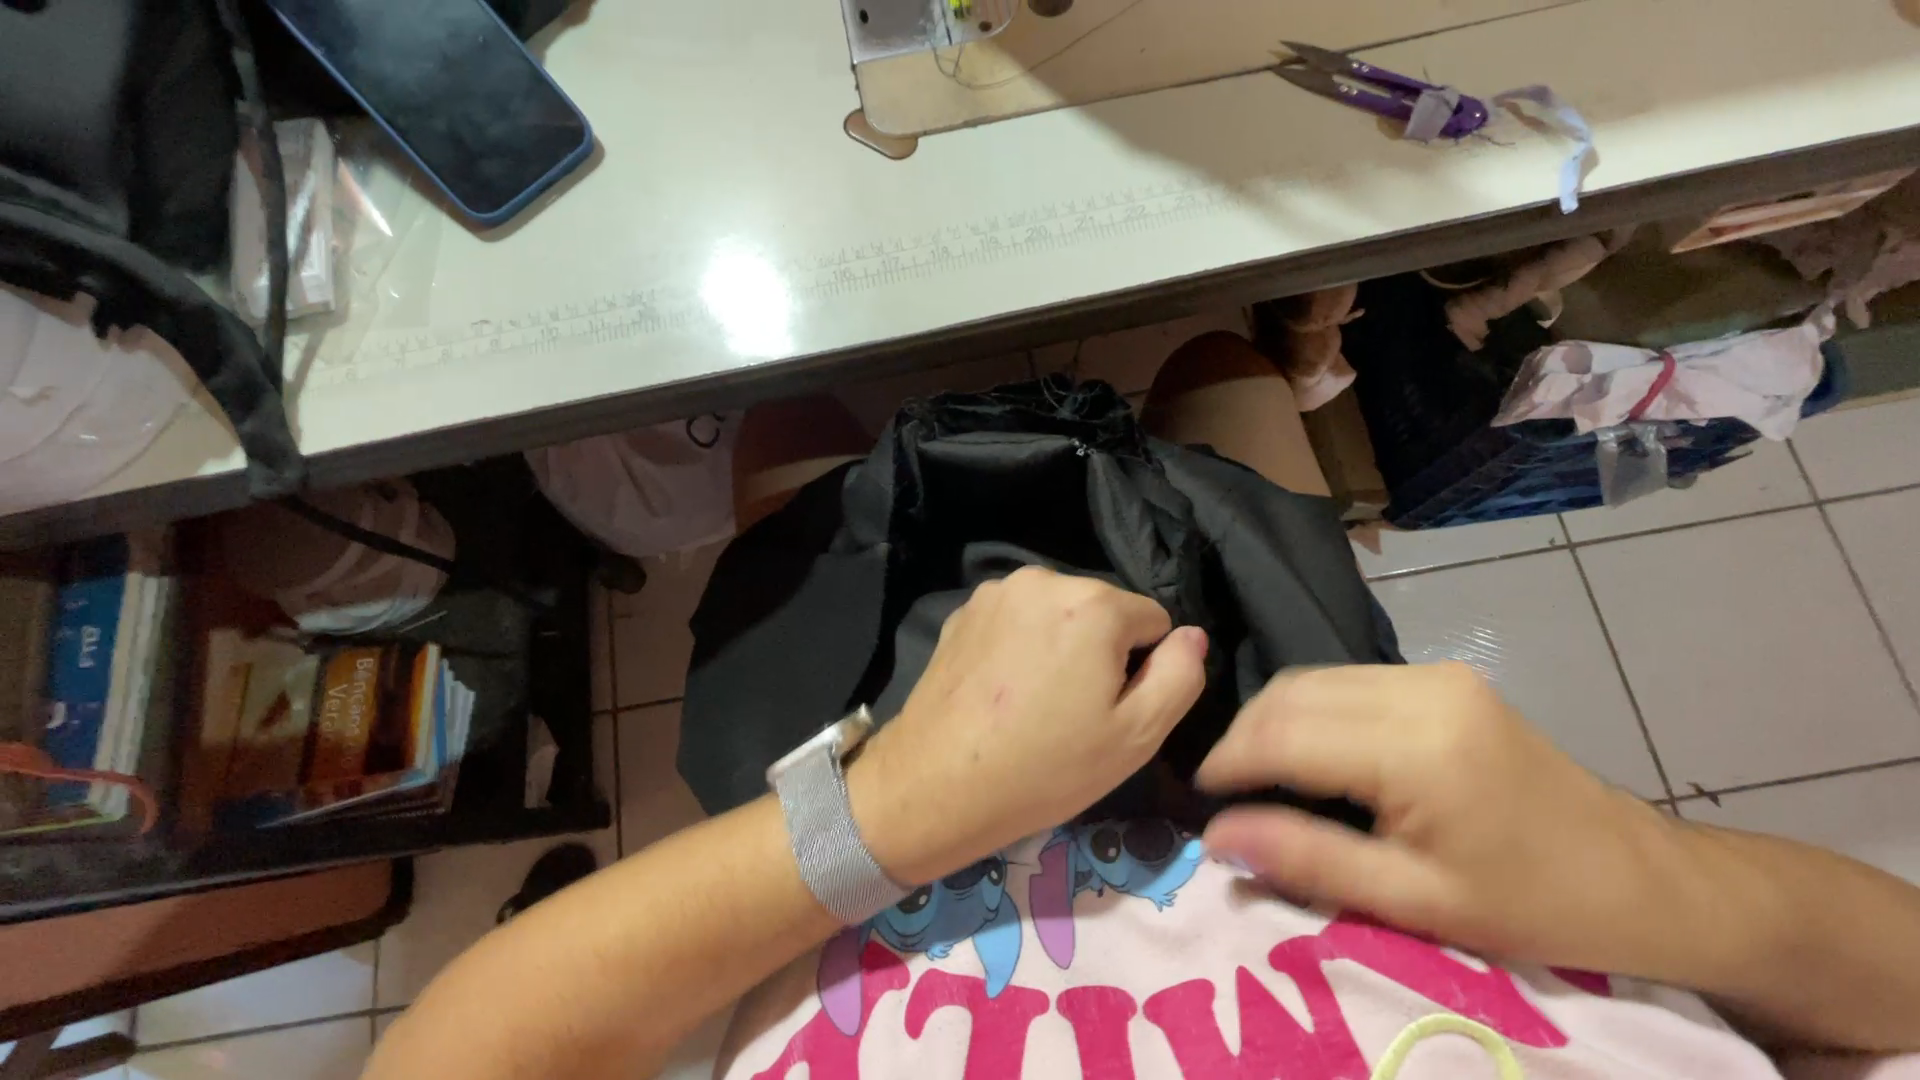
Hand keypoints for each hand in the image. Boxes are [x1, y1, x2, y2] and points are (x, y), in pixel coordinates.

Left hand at [848, 566, 1208, 885]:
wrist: (936, 784)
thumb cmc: (1047, 766)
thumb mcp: (1137, 735)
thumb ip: (1181, 675)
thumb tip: (1191, 635)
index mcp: (1093, 602)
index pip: (1153, 622)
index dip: (1141, 669)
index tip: (1110, 709)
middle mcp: (1043, 579)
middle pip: (1102, 612)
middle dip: (1100, 652)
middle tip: (1072, 711)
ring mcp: (996, 592)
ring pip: (1058, 614)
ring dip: (1059, 645)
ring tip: (1034, 703)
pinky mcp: (963, 611)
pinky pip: (1017, 620)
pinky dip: (1020, 645)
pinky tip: (1001, 691)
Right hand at [1196, 663, 1677, 971]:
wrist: (1644, 878)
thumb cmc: (1532, 905)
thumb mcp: (1414, 902)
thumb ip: (1307, 859)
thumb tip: (1216, 835)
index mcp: (1417, 749)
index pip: (1284, 734)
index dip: (1229, 761)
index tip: (1197, 798)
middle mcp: (1421, 691)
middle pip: (1291, 694)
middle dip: (1242, 738)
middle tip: (1224, 792)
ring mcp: (1434, 675)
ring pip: (1312, 680)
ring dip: (1271, 721)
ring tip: (1258, 774)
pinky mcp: (1442, 676)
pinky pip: (1345, 682)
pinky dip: (1309, 712)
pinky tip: (1308, 753)